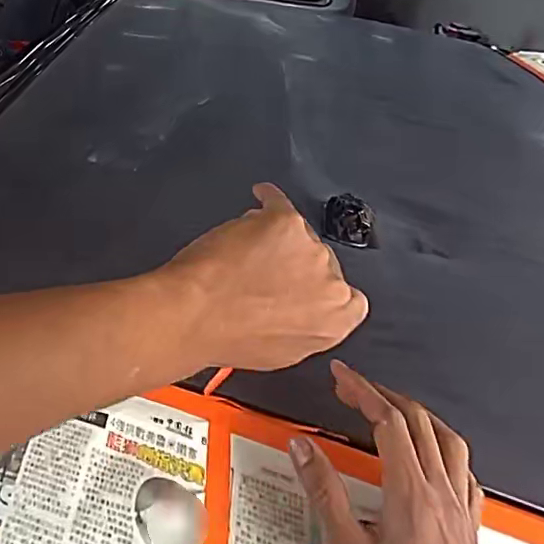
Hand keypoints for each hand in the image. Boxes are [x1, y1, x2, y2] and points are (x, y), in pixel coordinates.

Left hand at [154, 183, 367, 370]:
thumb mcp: (282, 348)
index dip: (317, 284)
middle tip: (260, 265)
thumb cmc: (228, 335)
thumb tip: (294, 308)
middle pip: (318, 259)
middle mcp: (331, 283)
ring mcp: (308, 249)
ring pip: (296, 232)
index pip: (344, 295)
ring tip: (242, 247)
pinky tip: (260, 195)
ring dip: (274, 235)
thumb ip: (303, 324)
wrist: (199, 314)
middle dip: (292, 261)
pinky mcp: (284, 222)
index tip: (298, 281)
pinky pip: (278, 201)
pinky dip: (268, 197)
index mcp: (335, 320)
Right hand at [289, 362, 486, 543]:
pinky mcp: (471, 531)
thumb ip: (324, 494)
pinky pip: (466, 474)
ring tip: (393, 405)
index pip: (388, 420)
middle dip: (382, 394)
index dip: (362, 389)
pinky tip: (434, 456)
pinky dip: (445, 450)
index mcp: (412, 495)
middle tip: (353, 387)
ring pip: (450, 442)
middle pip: (419, 422)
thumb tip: (302, 447)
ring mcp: (462, 513)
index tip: (341, 376)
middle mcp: (443, 498)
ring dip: (417, 414)